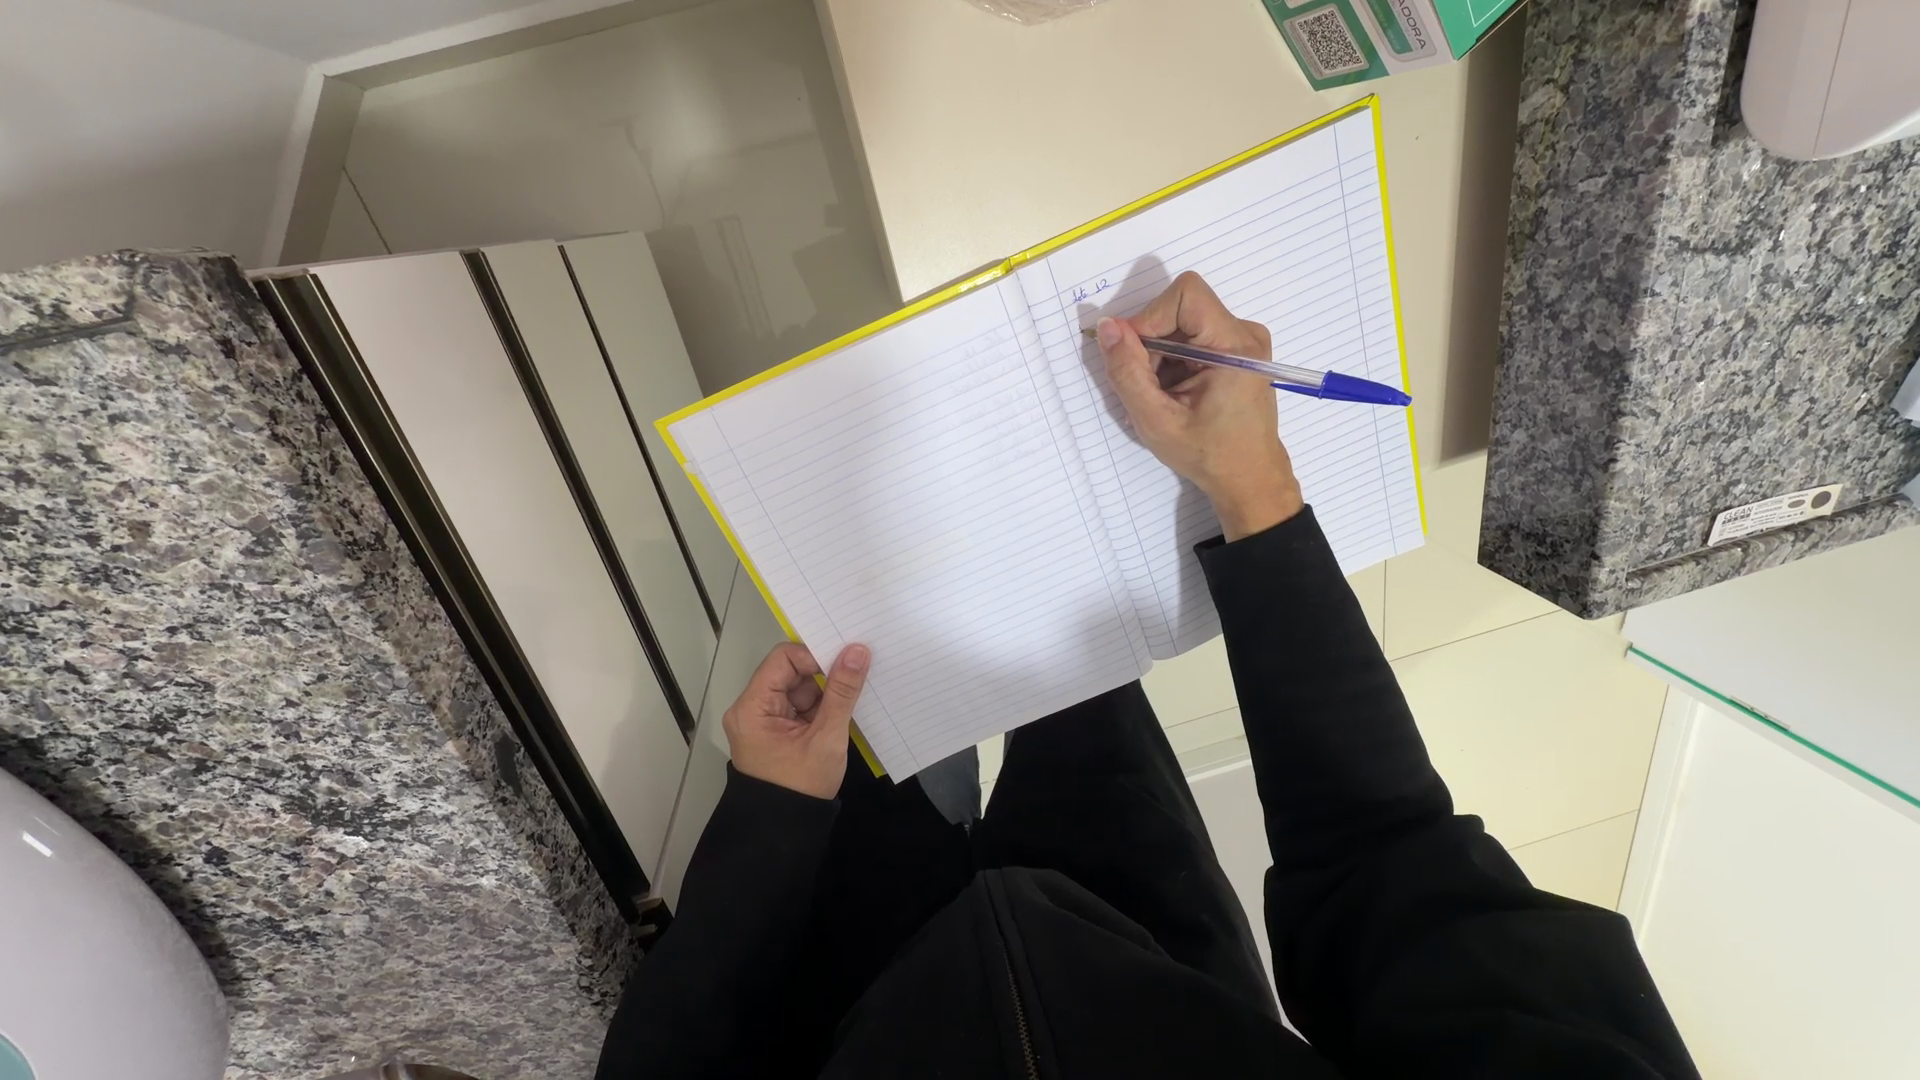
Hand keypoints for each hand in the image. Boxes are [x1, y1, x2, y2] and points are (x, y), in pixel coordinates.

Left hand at [723, 642, 868, 799]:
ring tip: (852, 696)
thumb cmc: (802, 786)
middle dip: (823, 673)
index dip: (814, 655)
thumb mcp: (826, 736)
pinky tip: (843, 709)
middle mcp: (752, 708)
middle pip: (790, 672)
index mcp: (753, 708)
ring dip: (825, 691)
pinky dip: (822, 706)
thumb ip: (842, 691)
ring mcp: (764, 720)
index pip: (783, 659)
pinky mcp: (777, 731)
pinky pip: (800, 705)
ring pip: (799, 688)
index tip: (845, 661)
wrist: (786, 832)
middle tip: (855, 672)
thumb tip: (858, 650)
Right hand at [1095, 272, 1304, 540]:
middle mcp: (1244, 333)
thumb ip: (1127, 371)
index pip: (1184, 295)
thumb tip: (1107, 326)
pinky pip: (1192, 338)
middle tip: (1148, 387)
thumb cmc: (1207, 454)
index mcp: (1235, 345)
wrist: (1249, 478)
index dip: (1149, 319)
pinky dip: (1172, 362)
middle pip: (1180, 310)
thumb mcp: (1155, 419)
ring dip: (1159, 356)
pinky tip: (1175, 393)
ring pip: (1181, 324)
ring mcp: (1243, 341)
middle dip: (1151, 344)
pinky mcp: (1236, 351)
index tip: (1135, 358)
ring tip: (1162, 396)